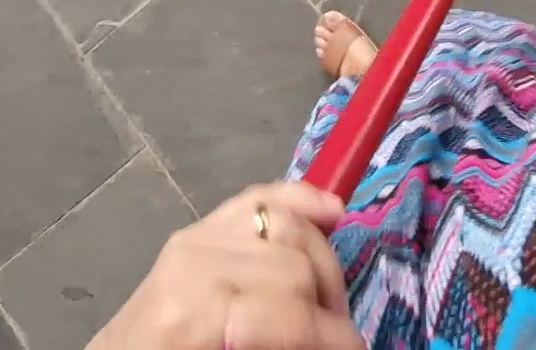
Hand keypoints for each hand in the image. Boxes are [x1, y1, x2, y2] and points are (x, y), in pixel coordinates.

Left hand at [90, 183, 361, 349]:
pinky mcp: (199, 226)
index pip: (285, 309)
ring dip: (321, 261)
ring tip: (332, 301)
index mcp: (192, 314)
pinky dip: (299, 201)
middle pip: (291, 263)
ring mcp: (195, 234)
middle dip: (330, 300)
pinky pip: (258, 199)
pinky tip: (332, 211)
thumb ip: (278, 344)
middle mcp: (194, 261)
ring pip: (284, 223)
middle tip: (344, 336)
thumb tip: (332, 340)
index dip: (330, 335)